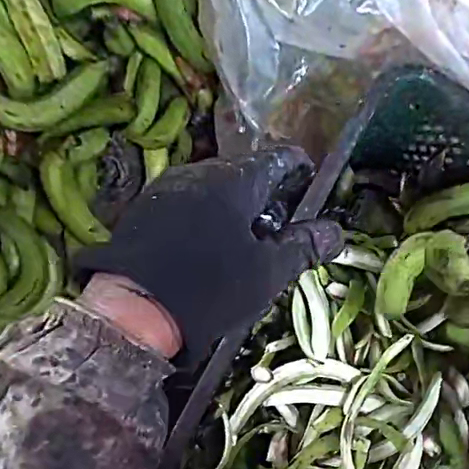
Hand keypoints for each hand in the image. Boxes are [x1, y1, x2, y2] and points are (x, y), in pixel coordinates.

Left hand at [72, 148, 342, 362]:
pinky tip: (206, 248)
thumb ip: (301, 248)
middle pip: (242, 173)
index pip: (278, 158)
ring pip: (211, 189)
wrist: (134, 310)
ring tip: (243, 240)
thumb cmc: (211, 289)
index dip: (298, 168)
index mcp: (235, 181)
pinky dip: (203, 219)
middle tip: (278, 222)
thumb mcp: (266, 273)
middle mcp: (199, 173)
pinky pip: (185, 205)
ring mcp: (165, 189)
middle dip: (264, 193)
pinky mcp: (142, 211)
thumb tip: (334, 231)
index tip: (309, 180)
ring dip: (231, 207)